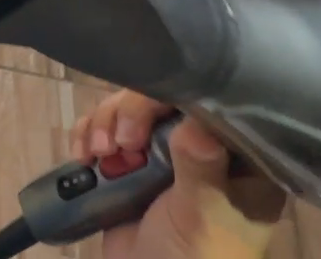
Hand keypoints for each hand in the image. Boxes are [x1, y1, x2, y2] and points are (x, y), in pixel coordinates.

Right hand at [71, 91, 286, 258]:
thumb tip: (197, 124)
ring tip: (96, 156)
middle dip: (127, 115)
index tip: (146, 125)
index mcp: (238, 162)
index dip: (171, 100)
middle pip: (157, 100)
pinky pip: (102, 127)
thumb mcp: (202, 220)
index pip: (207, 104)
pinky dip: (87, 135)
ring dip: (101, 125)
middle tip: (119, 146)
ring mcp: (162, 156)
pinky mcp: (129, 163)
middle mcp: (202, 151)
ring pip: (125, 110)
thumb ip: (201, 172)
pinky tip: (82, 155)